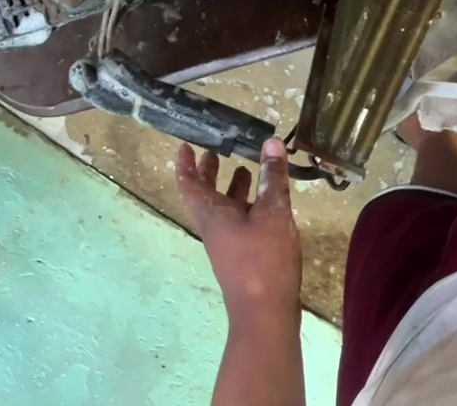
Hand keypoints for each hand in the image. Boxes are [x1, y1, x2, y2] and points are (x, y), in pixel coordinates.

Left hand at [175, 138, 300, 315]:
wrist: (265, 314)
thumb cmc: (263, 259)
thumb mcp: (272, 212)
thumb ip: (272, 177)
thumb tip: (271, 142)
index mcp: (211, 214)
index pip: (189, 183)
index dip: (185, 163)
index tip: (184, 145)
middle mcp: (214, 226)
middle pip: (205, 194)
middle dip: (209, 172)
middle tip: (215, 151)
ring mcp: (227, 243)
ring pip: (223, 208)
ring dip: (230, 188)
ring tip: (245, 169)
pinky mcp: (242, 255)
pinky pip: (238, 221)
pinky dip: (246, 205)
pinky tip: (266, 202)